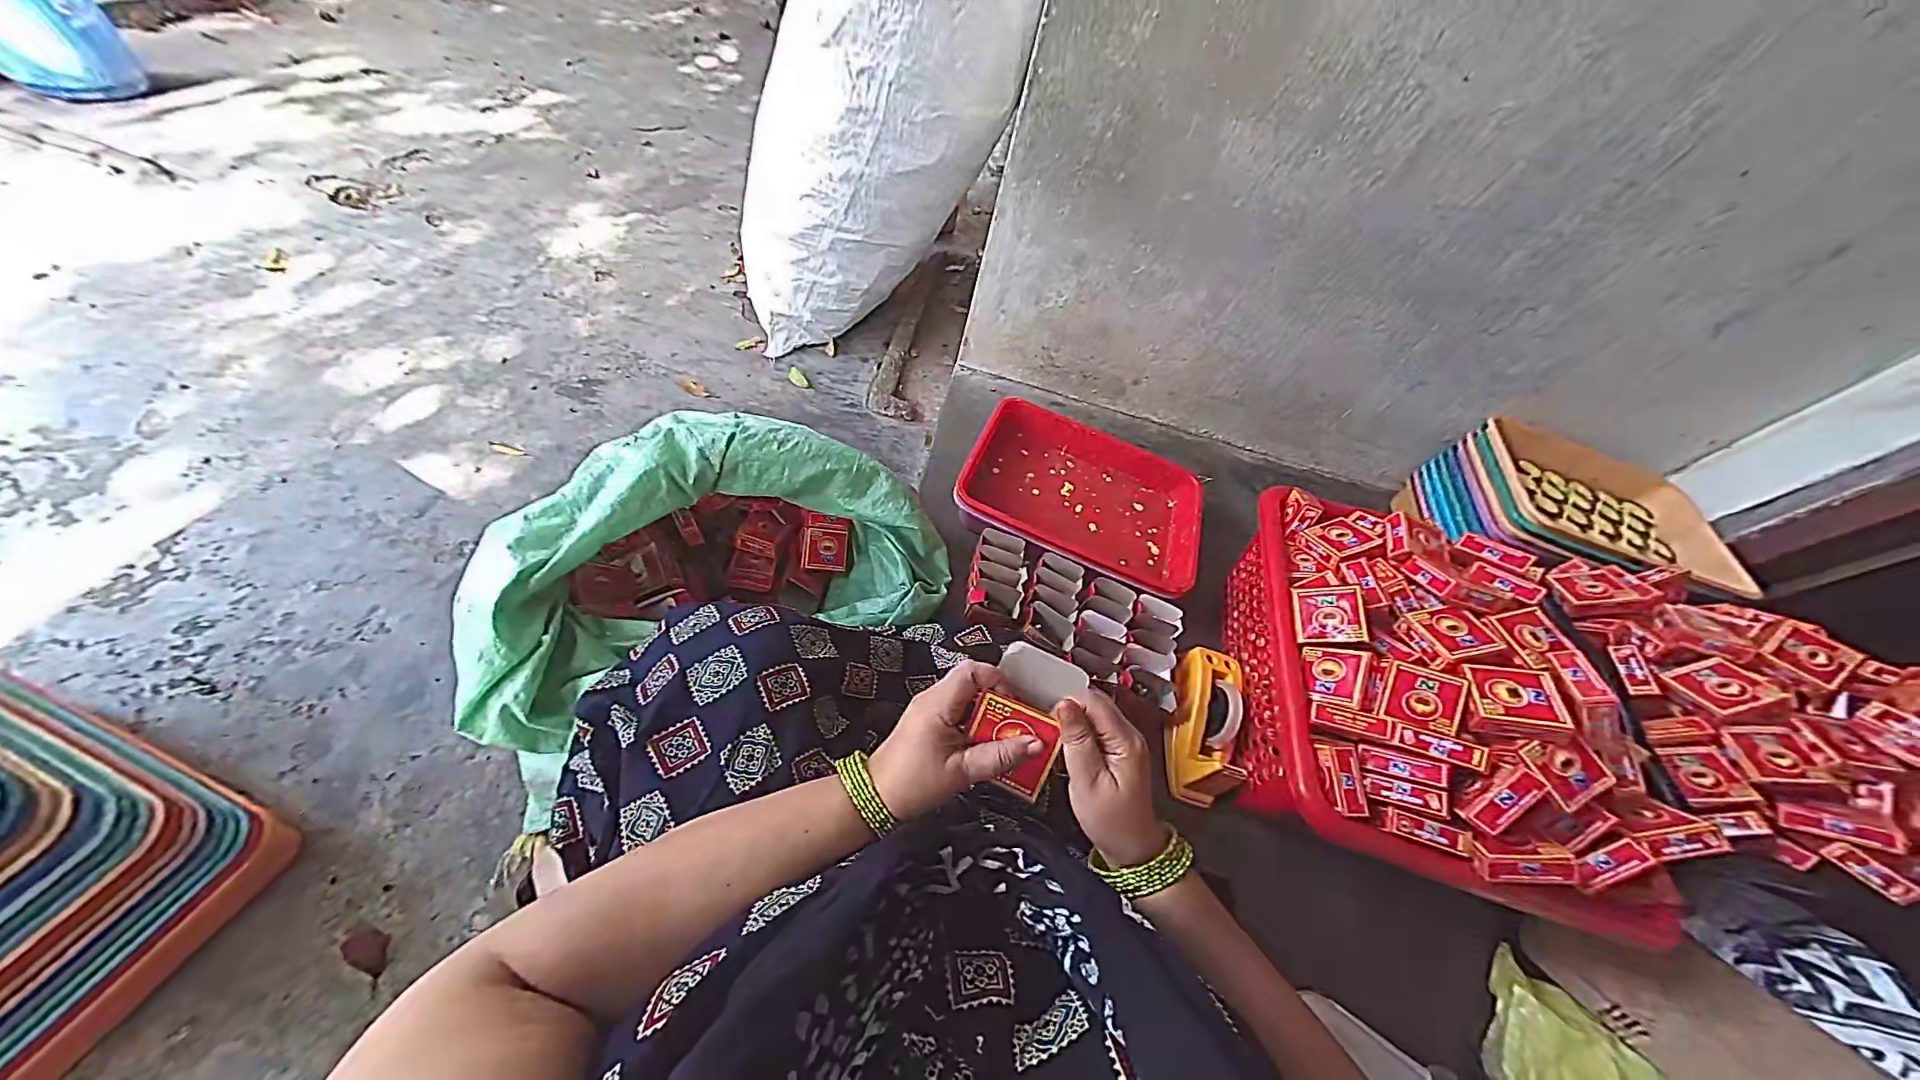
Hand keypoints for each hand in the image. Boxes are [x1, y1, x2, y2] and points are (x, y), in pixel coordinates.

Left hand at [867, 660, 1042, 819]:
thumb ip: (1000, 756)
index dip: (1000, 682)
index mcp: (938, 702)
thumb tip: (1034, 743)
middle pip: (976, 684)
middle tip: (1016, 727)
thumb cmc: (911, 783)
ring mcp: (931, 710)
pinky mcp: (931, 722)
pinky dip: (978, 726)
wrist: (876, 797)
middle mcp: (933, 699)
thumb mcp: (962, 771)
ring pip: (971, 700)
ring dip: (990, 717)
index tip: (1015, 707)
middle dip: (1000, 704)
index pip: (974, 670)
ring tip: (1003, 740)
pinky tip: (984, 747)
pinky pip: (962, 713)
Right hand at [1056, 690, 1168, 866]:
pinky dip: (1081, 732)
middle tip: (1053, 733)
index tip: (1052, 723)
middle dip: (1070, 711)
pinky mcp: (1120, 749)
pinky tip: (1072, 749)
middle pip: (1095, 703)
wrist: (1133, 848)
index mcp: (1125, 740)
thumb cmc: (1111, 822)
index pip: (1093, 700)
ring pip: (1095, 714)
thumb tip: (1064, 705)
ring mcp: (1127, 742)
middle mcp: (1130, 735)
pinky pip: (1097, 728)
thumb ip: (1076, 740)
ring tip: (1061, 743)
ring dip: (1074, 722)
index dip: (1068, 705)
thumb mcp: (1086, 781)